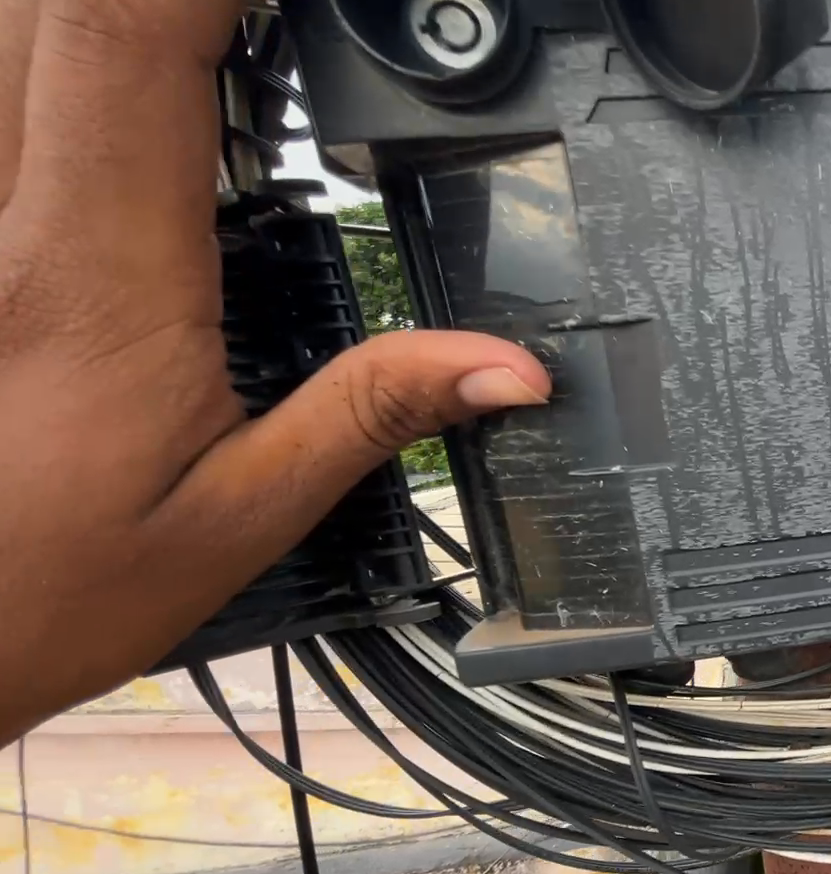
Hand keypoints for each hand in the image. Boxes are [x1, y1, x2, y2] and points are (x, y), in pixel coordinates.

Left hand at [0, 0, 549, 736]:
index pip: (131, 49)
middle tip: (281, 26)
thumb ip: (376, 412)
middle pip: (50, 14)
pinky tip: (124, 99)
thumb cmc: (41, 590)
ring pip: (3, 42)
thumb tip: (511, 368)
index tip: (303, 0)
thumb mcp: (249, 512)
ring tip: (227, 49)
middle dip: (174, 2)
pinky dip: (56, 70)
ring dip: (110, 29)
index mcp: (95, 282)